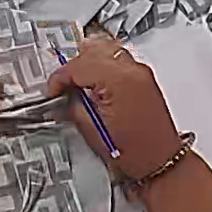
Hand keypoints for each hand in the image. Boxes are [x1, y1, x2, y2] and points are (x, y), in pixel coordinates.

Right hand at [43, 35, 183, 180]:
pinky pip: (118, 59)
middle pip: (92, 51)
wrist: (159, 161)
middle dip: (73, 68)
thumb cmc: (135, 151)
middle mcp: (133, 70)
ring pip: (107, 50)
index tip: (52, 90)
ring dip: (88, 62)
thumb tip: (63, 96)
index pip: (79, 66)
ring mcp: (141, 72)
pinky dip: (103, 65)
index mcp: (119, 80)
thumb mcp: (92, 129)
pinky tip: (94, 82)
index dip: (59, 78)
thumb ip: (73, 106)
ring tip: (77, 83)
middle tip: (62, 87)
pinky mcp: (144, 78)